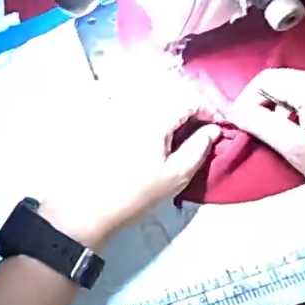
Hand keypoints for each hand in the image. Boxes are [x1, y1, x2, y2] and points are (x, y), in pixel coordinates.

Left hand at [39, 80, 222, 250]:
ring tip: (180, 139)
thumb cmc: (136, 194)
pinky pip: (139, 111)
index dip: (208, 110)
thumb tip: (213, 130)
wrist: (88, 208)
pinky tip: (155, 142)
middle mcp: (137, 107)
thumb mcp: (176, 176)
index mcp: (155, 117)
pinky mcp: (108, 123)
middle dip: (191, 110)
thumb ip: (199, 148)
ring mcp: (120, 113)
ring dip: (173, 114)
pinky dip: (154, 120)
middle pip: (172, 95)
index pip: (190, 98)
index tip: (215, 128)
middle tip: (201, 133)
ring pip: (155, 102)